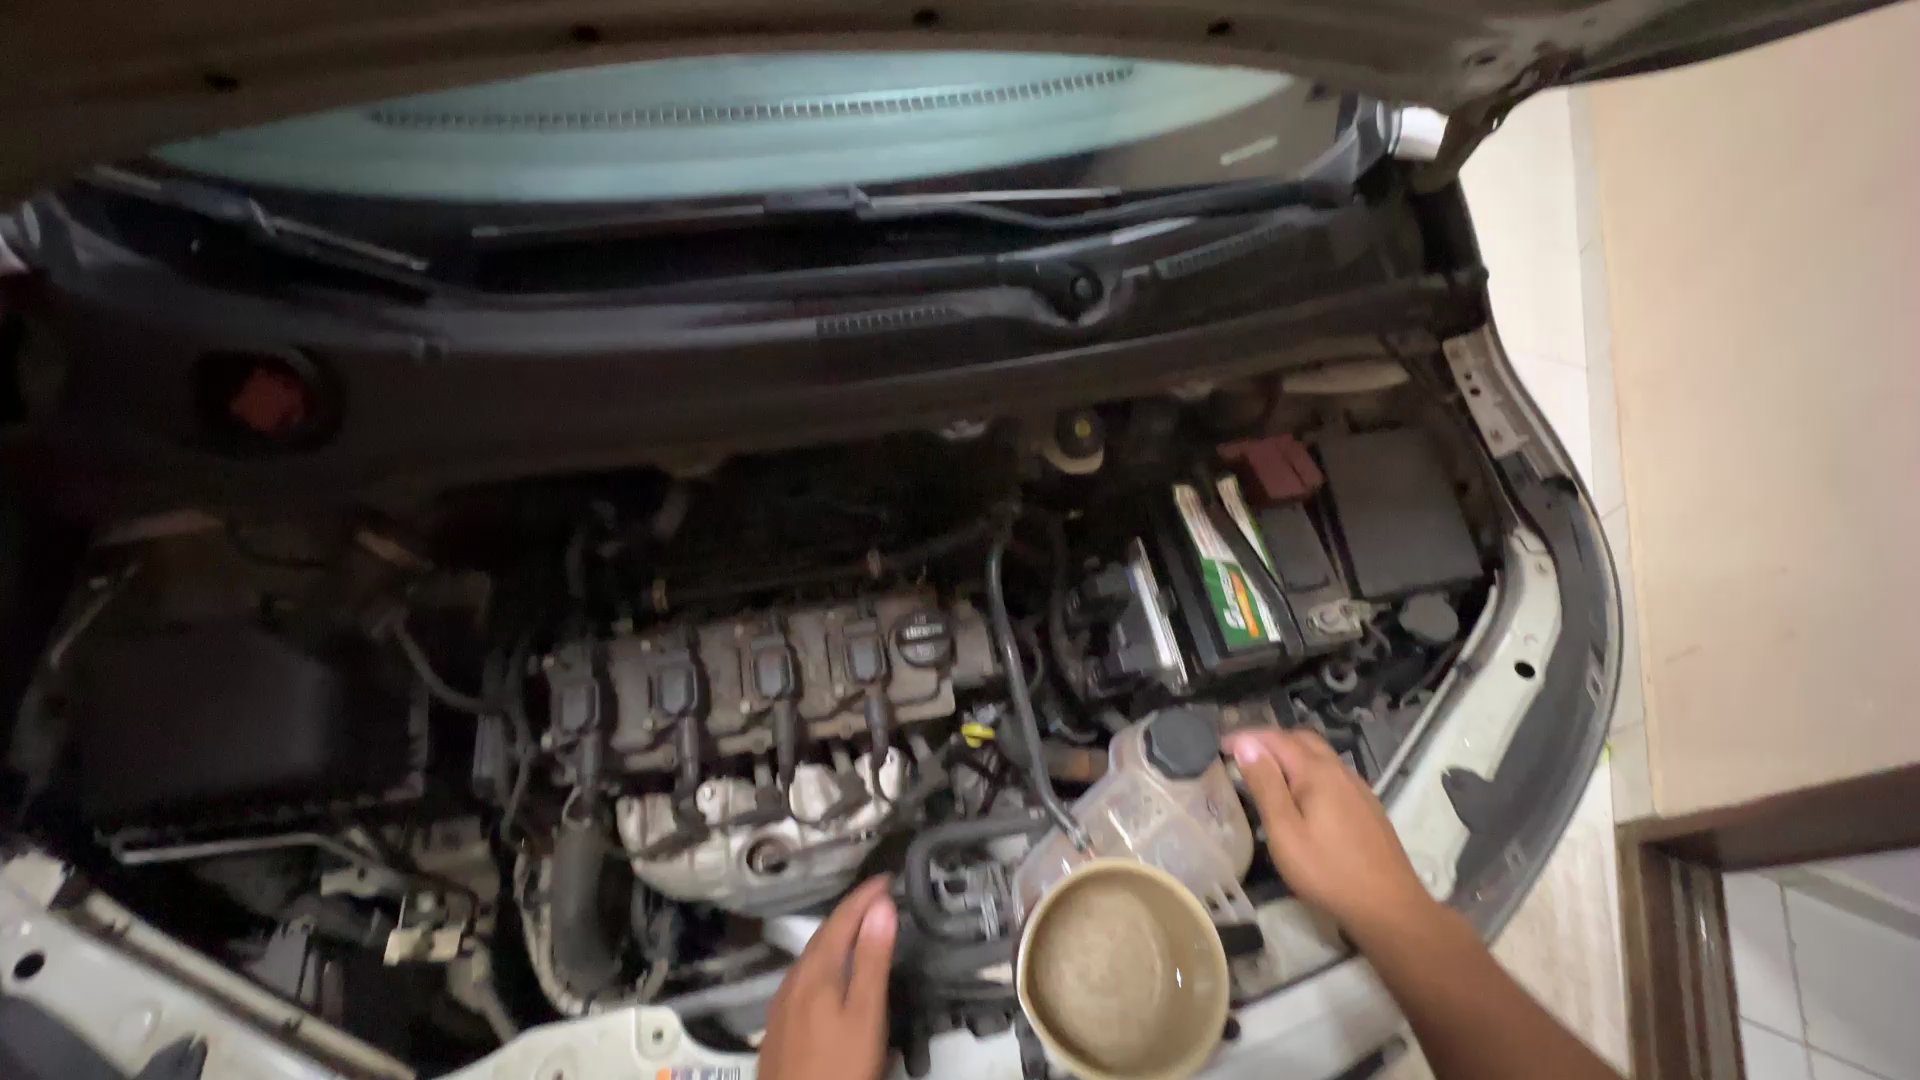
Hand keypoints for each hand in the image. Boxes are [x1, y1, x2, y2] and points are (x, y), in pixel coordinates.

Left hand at [759, 876, 897, 1079]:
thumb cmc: (839, 1070)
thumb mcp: (865, 1016)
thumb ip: (872, 960)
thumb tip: (881, 906)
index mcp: (816, 972)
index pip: (841, 919)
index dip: (864, 896)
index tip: (887, 878)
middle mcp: (793, 981)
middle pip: (823, 935)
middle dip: (851, 912)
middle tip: (878, 899)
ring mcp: (782, 1005)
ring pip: (812, 957)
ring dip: (837, 937)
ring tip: (861, 930)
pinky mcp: (778, 1028)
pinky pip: (804, 978)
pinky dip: (825, 962)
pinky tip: (833, 977)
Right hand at [1225, 728, 1437, 935]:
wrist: (1390, 907)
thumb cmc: (1328, 870)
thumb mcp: (1285, 831)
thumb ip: (1265, 784)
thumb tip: (1246, 745)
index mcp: (1316, 772)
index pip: (1275, 738)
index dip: (1246, 737)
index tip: (1221, 747)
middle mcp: (1339, 771)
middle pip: (1301, 739)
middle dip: (1269, 740)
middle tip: (1243, 756)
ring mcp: (1357, 787)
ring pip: (1319, 755)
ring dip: (1290, 753)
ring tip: (1267, 773)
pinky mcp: (1366, 805)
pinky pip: (1332, 772)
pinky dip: (1308, 769)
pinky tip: (1302, 795)